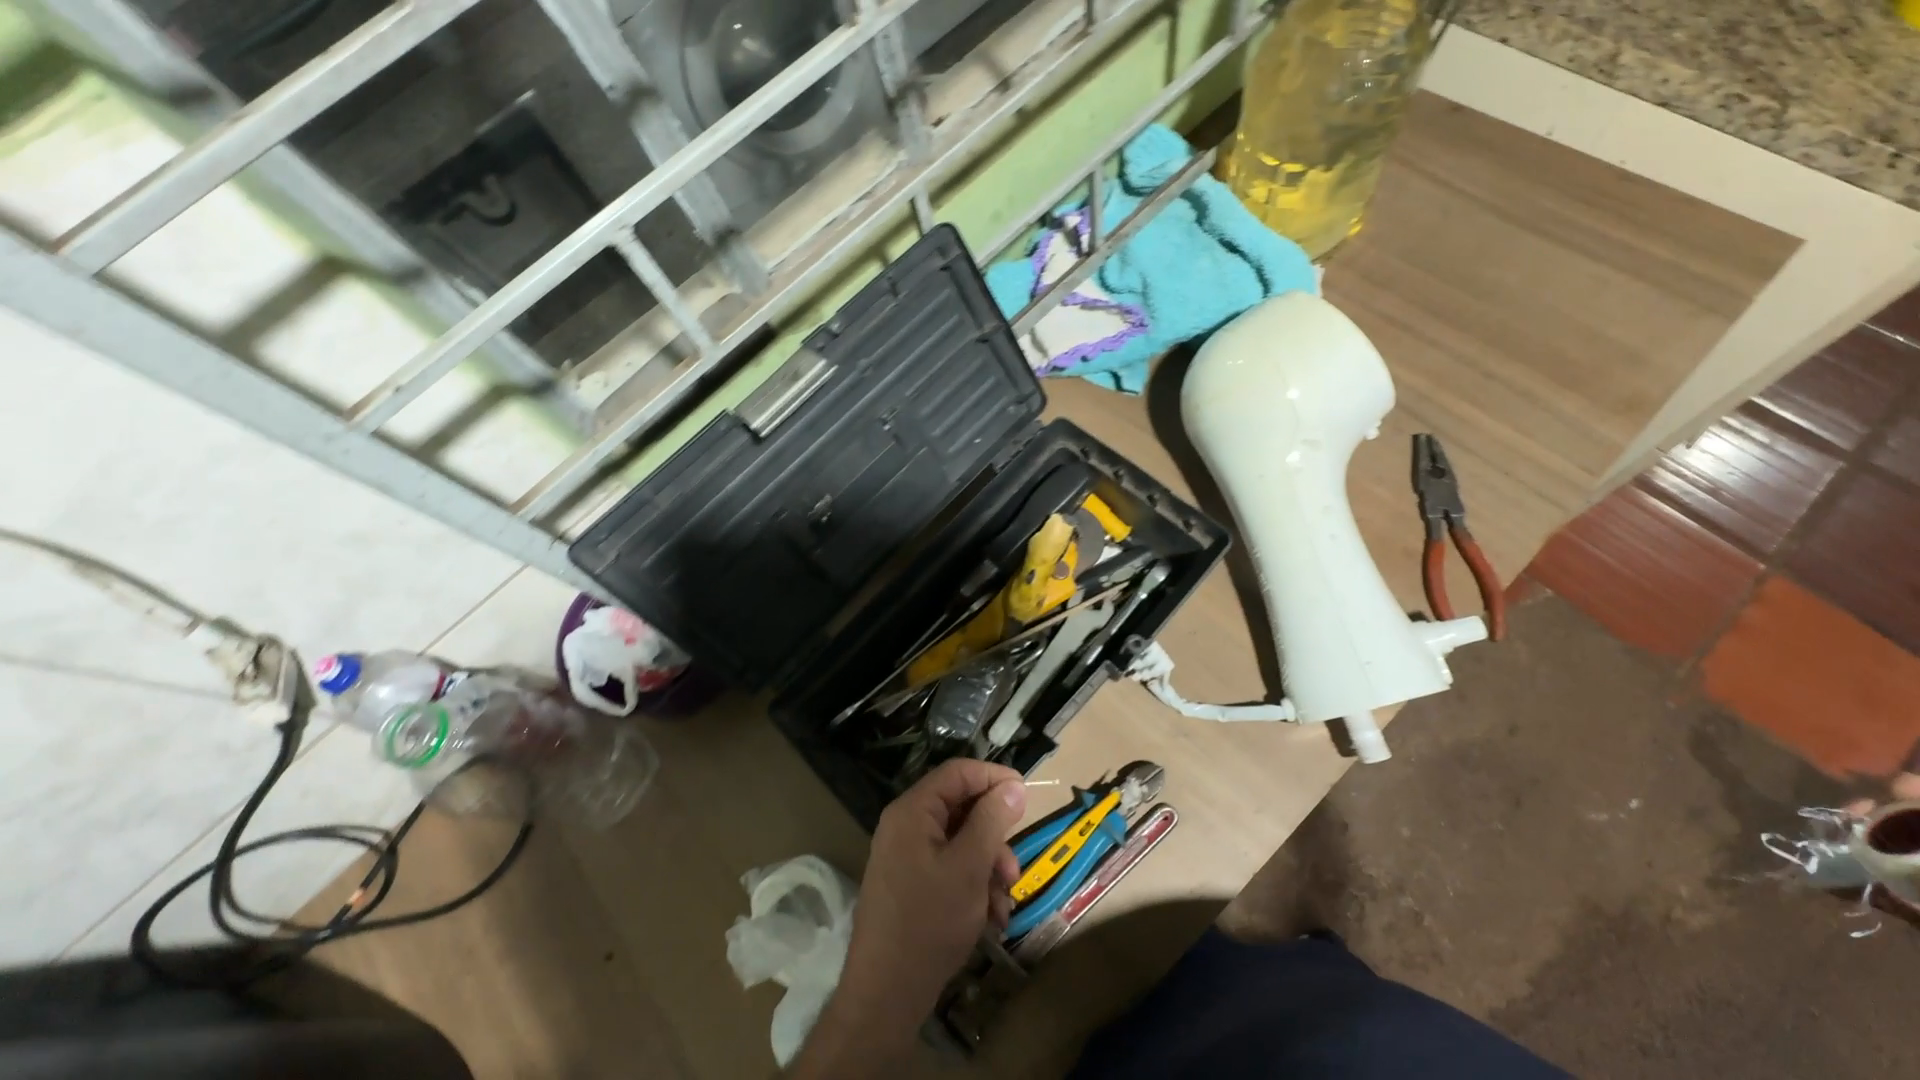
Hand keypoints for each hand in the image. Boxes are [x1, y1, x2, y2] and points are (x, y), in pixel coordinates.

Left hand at [788, 759, 1026, 1076]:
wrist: (887, 990)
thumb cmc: (929, 920)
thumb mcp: (969, 867)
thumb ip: (992, 821)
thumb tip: (1012, 786)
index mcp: (912, 812)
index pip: (958, 772)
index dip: (994, 778)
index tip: (1026, 796)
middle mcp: (905, 827)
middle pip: (962, 810)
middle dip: (994, 839)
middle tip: (1013, 871)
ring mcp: (906, 858)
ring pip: (961, 844)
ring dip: (988, 870)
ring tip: (1001, 905)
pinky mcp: (911, 885)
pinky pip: (950, 870)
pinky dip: (974, 887)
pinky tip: (989, 919)